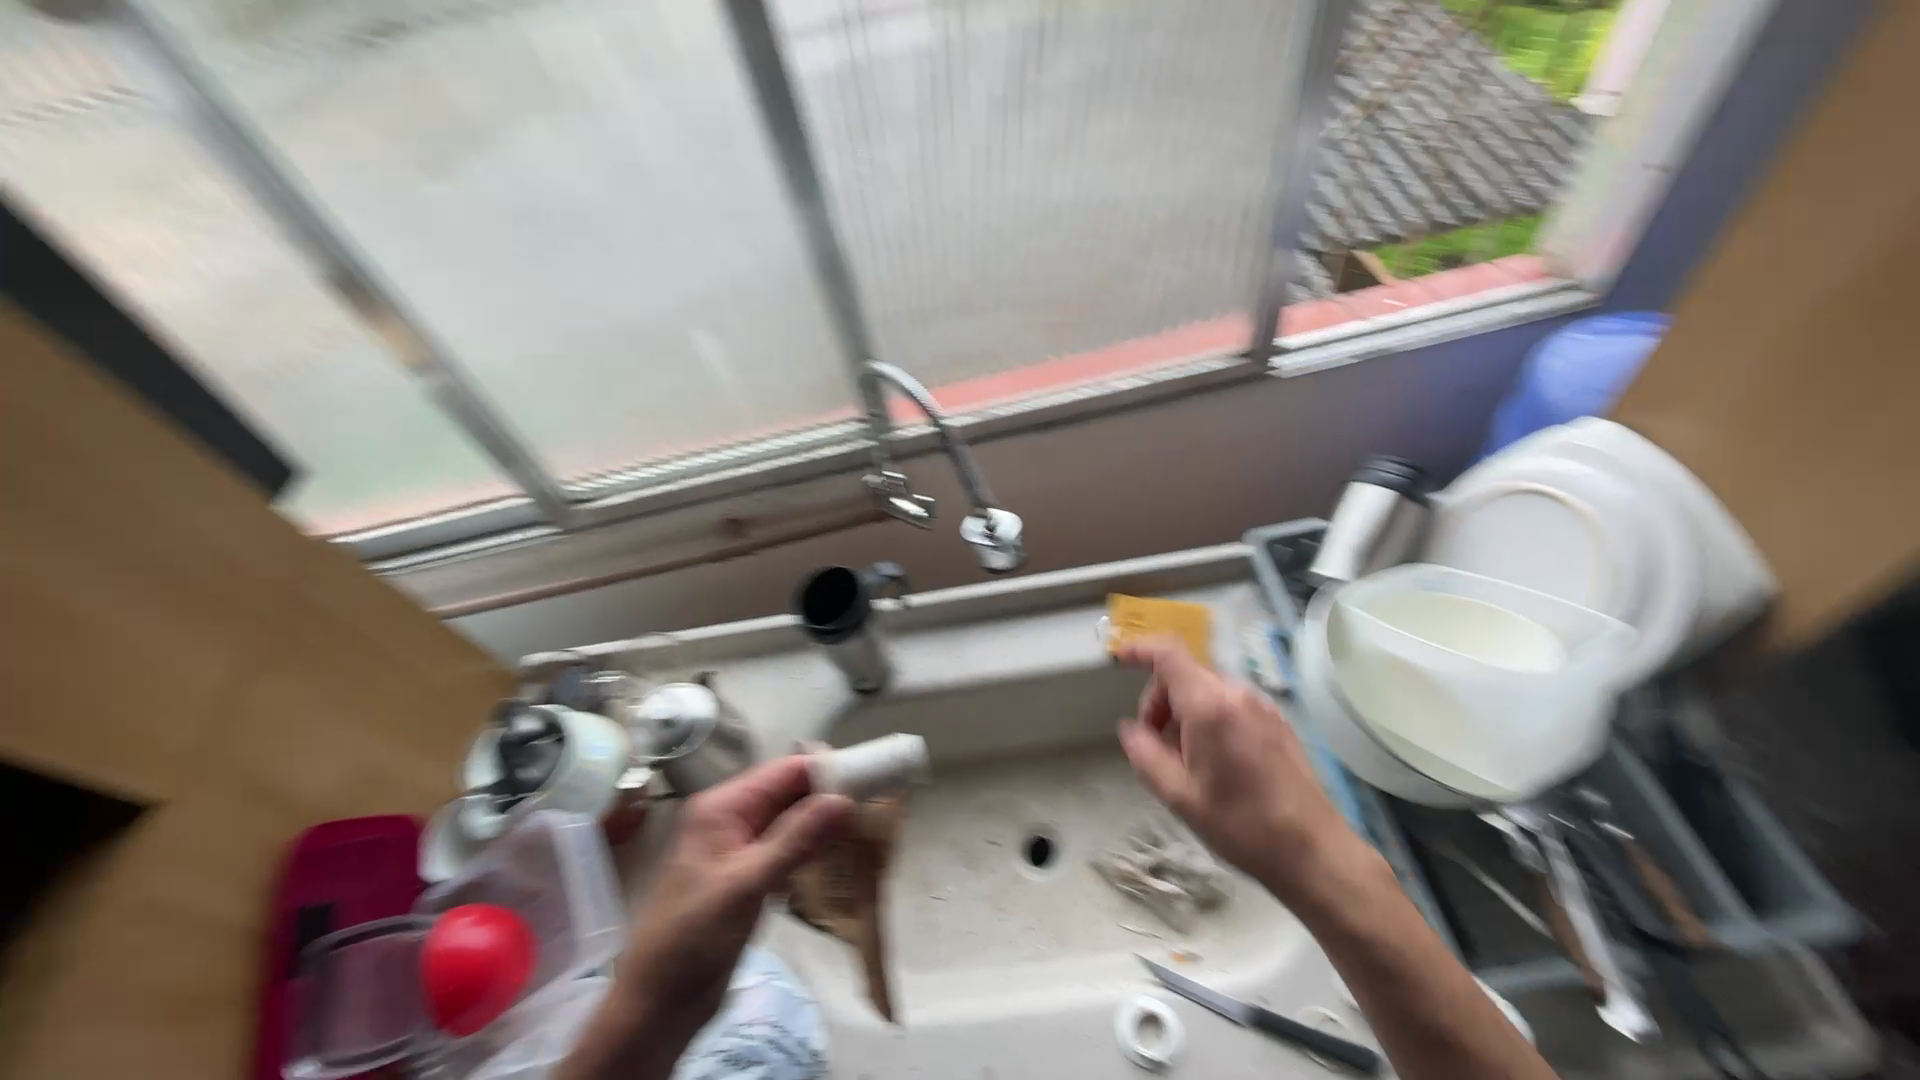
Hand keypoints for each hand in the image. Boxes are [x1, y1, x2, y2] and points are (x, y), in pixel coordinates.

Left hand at [612, 758, 851, 1045]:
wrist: (658, 1002)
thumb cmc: (694, 936)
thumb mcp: (748, 883)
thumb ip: (796, 838)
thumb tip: (843, 798)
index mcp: (721, 808)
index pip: (782, 772)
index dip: (823, 770)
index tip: (867, 776)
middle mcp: (730, 819)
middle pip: (787, 794)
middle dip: (827, 796)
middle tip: (873, 804)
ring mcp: (738, 849)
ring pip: (789, 822)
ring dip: (823, 824)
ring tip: (865, 827)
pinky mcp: (748, 877)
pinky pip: (786, 850)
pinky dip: (811, 850)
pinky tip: (839, 857)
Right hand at [1115, 638, 1359, 898]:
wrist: (1312, 851)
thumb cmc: (1240, 824)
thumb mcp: (1179, 796)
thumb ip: (1145, 755)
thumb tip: (1130, 730)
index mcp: (1210, 707)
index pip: (1169, 656)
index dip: (1140, 650)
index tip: (1119, 661)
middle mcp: (1238, 695)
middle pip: (1186, 675)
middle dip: (1160, 702)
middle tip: (1155, 746)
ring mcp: (1263, 708)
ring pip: (1208, 692)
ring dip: (1185, 713)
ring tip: (1186, 762)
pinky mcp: (1278, 724)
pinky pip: (1232, 706)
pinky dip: (1210, 719)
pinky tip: (1215, 763)